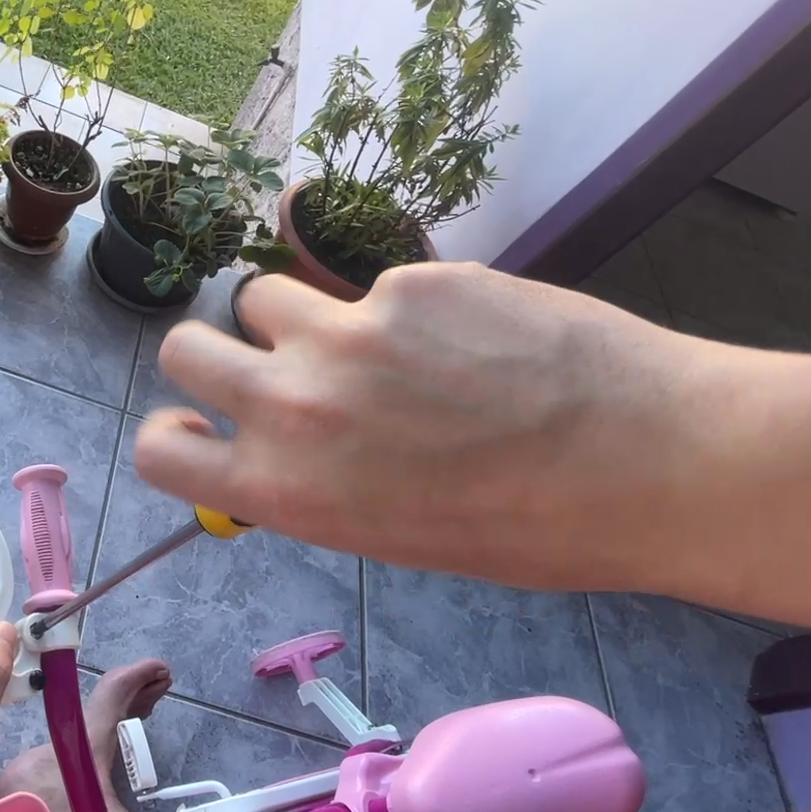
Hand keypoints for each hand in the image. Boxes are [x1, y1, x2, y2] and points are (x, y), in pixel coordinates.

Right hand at [134, 263, 710, 591]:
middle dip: (209, 352)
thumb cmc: (516, 531)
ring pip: (264, 295)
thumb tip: (273, 434)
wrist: (652, 465)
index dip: (169, 432)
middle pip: (182, 347)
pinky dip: (397, 308)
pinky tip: (466, 335)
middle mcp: (292, 405)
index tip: (197, 422)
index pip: (158, 450)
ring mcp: (345, 331)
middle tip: (263, 361)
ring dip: (294, 318)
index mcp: (283, 488)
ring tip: (371, 343)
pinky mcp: (408, 279)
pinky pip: (367, 285)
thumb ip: (305, 479)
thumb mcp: (379, 532)